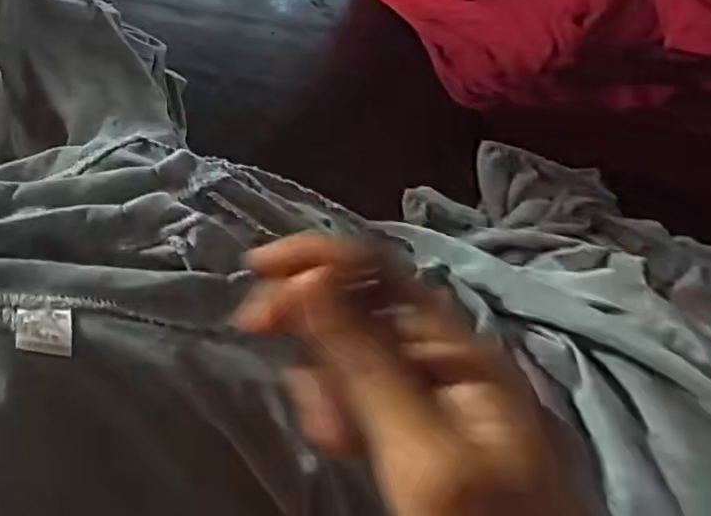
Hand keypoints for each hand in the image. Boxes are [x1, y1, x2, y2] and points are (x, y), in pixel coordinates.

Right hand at [234, 234, 583, 515]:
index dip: (314, 256)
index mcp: (458, 349)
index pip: (376, 266)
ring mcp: (422, 391)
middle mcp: (439, 355)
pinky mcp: (404, 424)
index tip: (257, 269)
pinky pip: (346, 383)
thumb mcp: (423, 453)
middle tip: (252, 326)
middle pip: (351, 298)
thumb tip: (306, 277)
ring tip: (319, 424)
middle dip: (300, 310)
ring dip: (314, 369)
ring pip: (342, 342)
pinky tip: (329, 436)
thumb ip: (365, 361)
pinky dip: (325, 399)